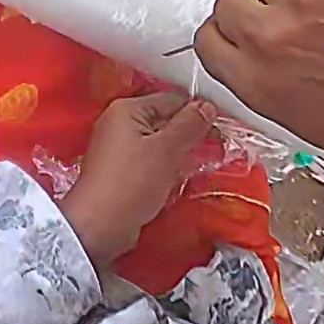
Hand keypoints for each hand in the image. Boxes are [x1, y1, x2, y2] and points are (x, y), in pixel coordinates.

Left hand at [59, 92, 216, 264]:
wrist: (100, 224)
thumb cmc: (132, 182)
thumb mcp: (166, 150)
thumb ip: (189, 125)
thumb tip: (207, 105)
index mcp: (127, 109)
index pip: (171, 99)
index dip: (198, 111)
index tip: (224, 126)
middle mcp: (120, 122)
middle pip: (164, 118)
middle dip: (191, 132)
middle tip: (219, 146)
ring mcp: (118, 146)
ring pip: (159, 140)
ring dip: (181, 150)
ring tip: (205, 161)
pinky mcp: (122, 168)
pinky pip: (151, 157)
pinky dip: (167, 164)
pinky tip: (183, 175)